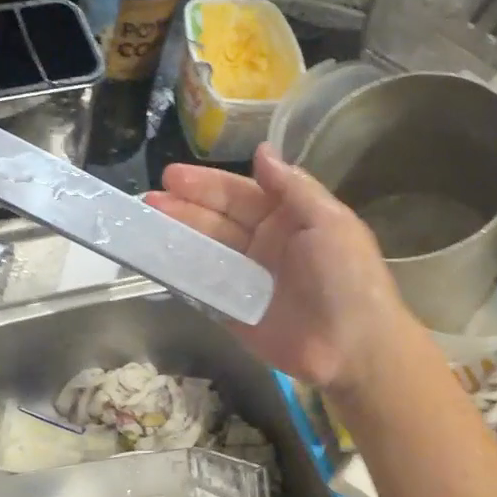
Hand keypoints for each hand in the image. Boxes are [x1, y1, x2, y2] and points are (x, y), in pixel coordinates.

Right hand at [145, 144, 408, 392]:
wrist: (351, 345)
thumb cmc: (346, 277)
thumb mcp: (328, 221)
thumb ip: (292, 187)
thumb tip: (262, 150)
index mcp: (287, 219)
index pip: (239, 194)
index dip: (207, 185)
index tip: (172, 176)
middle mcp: (263, 245)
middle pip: (216, 221)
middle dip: (183, 209)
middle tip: (149, 200)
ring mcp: (246, 280)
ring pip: (205, 252)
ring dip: (175, 238)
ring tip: (145, 225)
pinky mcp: (233, 312)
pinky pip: (203, 290)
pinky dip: (180, 277)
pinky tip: (157, 263)